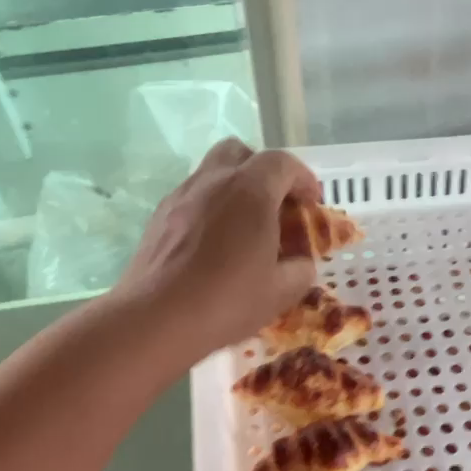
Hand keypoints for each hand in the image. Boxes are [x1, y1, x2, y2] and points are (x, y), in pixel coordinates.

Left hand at [114, 138, 321, 355]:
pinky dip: (211, 209)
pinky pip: (193, 198)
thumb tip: (301, 262)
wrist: (157, 317)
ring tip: (244, 227)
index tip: (312, 204)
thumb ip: (301, 269)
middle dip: (263, 172)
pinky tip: (214, 246)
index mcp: (251, 191)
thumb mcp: (281, 292)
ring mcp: (182, 195)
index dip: (303, 179)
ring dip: (234, 189)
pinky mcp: (160, 215)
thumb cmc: (228, 301)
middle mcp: (214, 180)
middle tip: (275, 206)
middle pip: (241, 153)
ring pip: (213, 172)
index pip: (283, 163)